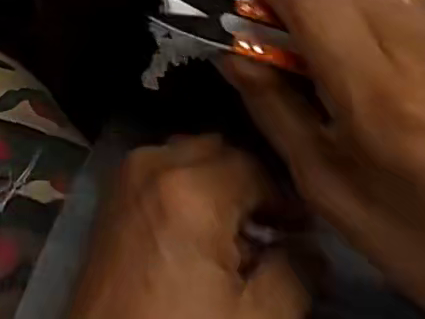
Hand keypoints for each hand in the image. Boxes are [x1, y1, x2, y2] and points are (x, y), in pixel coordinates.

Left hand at [69, 134, 308, 318]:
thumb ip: (294, 274)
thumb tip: (312, 250)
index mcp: (191, 187)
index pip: (254, 166)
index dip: (285, 197)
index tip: (306, 227)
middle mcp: (155, 164)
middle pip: (219, 150)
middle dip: (250, 182)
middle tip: (277, 226)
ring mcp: (128, 176)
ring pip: (188, 154)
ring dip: (218, 181)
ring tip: (240, 232)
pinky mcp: (112, 196)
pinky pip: (160, 170)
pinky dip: (186, 186)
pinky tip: (201, 232)